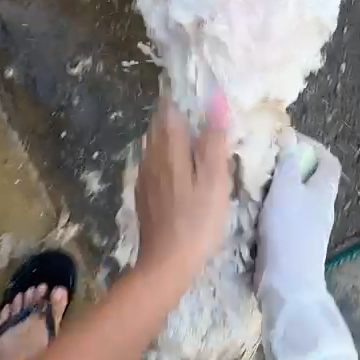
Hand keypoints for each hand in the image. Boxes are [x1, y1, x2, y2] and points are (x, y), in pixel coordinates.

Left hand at [132, 89, 232, 290]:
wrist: (165, 264)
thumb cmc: (196, 221)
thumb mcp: (214, 180)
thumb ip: (214, 140)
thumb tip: (216, 101)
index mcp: (168, 149)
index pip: (169, 110)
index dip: (180, 98)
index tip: (195, 94)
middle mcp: (151, 157)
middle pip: (160, 126)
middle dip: (175, 115)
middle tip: (197, 113)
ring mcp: (144, 176)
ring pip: (155, 144)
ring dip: (170, 135)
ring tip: (192, 137)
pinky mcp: (144, 194)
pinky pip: (154, 162)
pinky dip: (166, 156)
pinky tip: (179, 168)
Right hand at [257, 134, 339, 294]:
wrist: (288, 283)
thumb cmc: (289, 229)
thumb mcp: (285, 187)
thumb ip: (287, 161)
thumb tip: (291, 137)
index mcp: (324, 190)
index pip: (328, 160)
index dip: (311, 146)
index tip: (287, 141)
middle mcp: (321, 207)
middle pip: (310, 178)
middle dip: (289, 166)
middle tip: (265, 161)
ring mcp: (309, 227)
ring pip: (295, 198)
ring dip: (277, 188)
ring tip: (254, 182)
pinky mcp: (294, 243)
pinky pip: (285, 217)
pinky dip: (270, 209)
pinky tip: (253, 209)